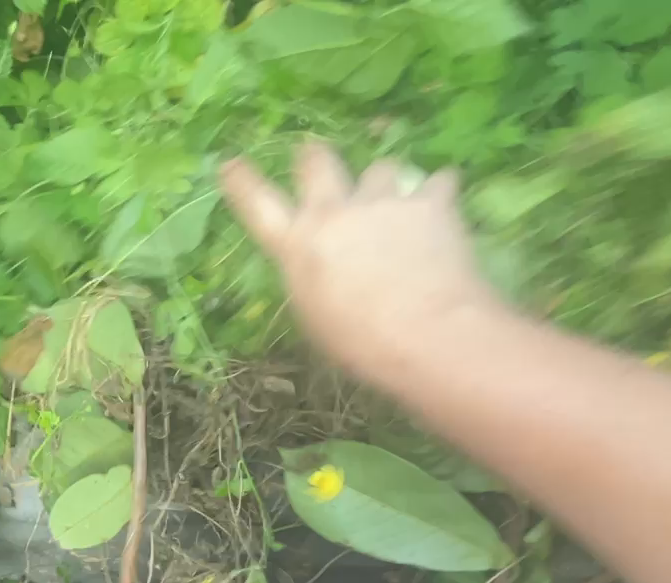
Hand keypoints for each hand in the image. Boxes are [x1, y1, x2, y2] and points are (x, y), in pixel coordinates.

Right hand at [219, 143, 499, 380]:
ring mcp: (382, 201)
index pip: (258, 204)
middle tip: (314, 155)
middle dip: (314, 156)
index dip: (242, 181)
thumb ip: (310, 274)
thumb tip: (318, 262)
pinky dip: (435, 192)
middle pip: (317, 162)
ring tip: (393, 200)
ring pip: (380, 168)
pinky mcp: (431, 201)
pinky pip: (436, 182)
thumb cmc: (356, 340)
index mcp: (296, 245)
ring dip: (382, 181)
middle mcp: (334, 213)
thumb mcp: (313, 311)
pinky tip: (439, 208)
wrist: (424, 332)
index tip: (230, 163)